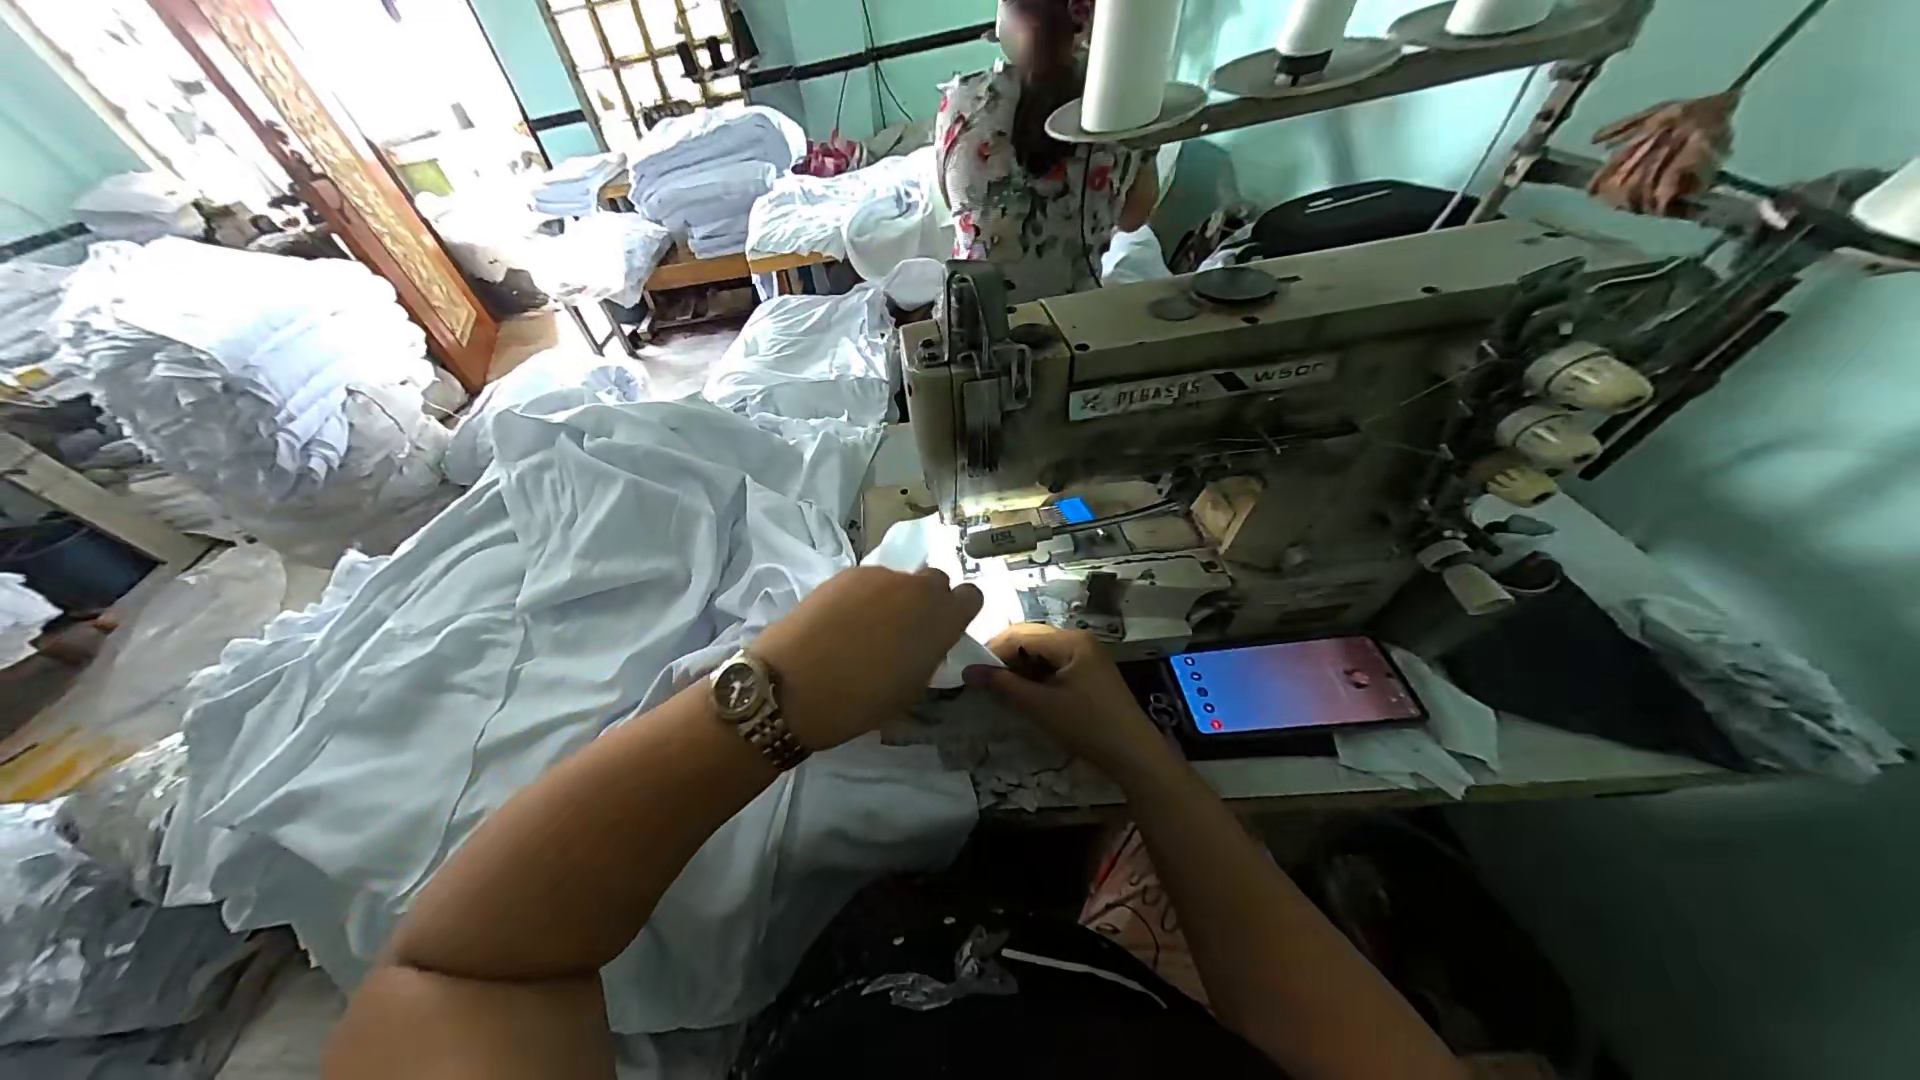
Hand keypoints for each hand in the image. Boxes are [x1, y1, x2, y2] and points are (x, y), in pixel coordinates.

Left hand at [752, 566, 981, 750]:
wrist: (792, 685)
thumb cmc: (860, 701)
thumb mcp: (911, 688)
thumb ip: (929, 655)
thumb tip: (926, 642)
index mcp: (942, 619)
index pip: (972, 596)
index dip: (959, 612)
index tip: (943, 630)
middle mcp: (917, 588)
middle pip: (936, 581)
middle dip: (927, 601)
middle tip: (904, 631)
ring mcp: (880, 576)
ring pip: (899, 580)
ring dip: (893, 598)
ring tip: (864, 630)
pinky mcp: (847, 573)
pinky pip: (868, 581)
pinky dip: (863, 596)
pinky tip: (840, 623)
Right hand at [963, 624, 1177, 785]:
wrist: (1135, 754)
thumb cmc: (1087, 726)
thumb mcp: (1040, 706)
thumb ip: (1003, 685)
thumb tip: (968, 671)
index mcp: (1069, 640)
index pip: (1019, 634)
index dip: (993, 650)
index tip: (970, 670)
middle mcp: (1079, 639)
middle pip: (1031, 638)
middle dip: (1005, 657)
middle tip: (982, 680)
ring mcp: (1087, 654)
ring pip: (1042, 651)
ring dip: (1020, 666)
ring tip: (1002, 687)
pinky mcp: (1090, 671)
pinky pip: (1055, 662)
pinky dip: (1037, 673)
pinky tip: (1027, 691)